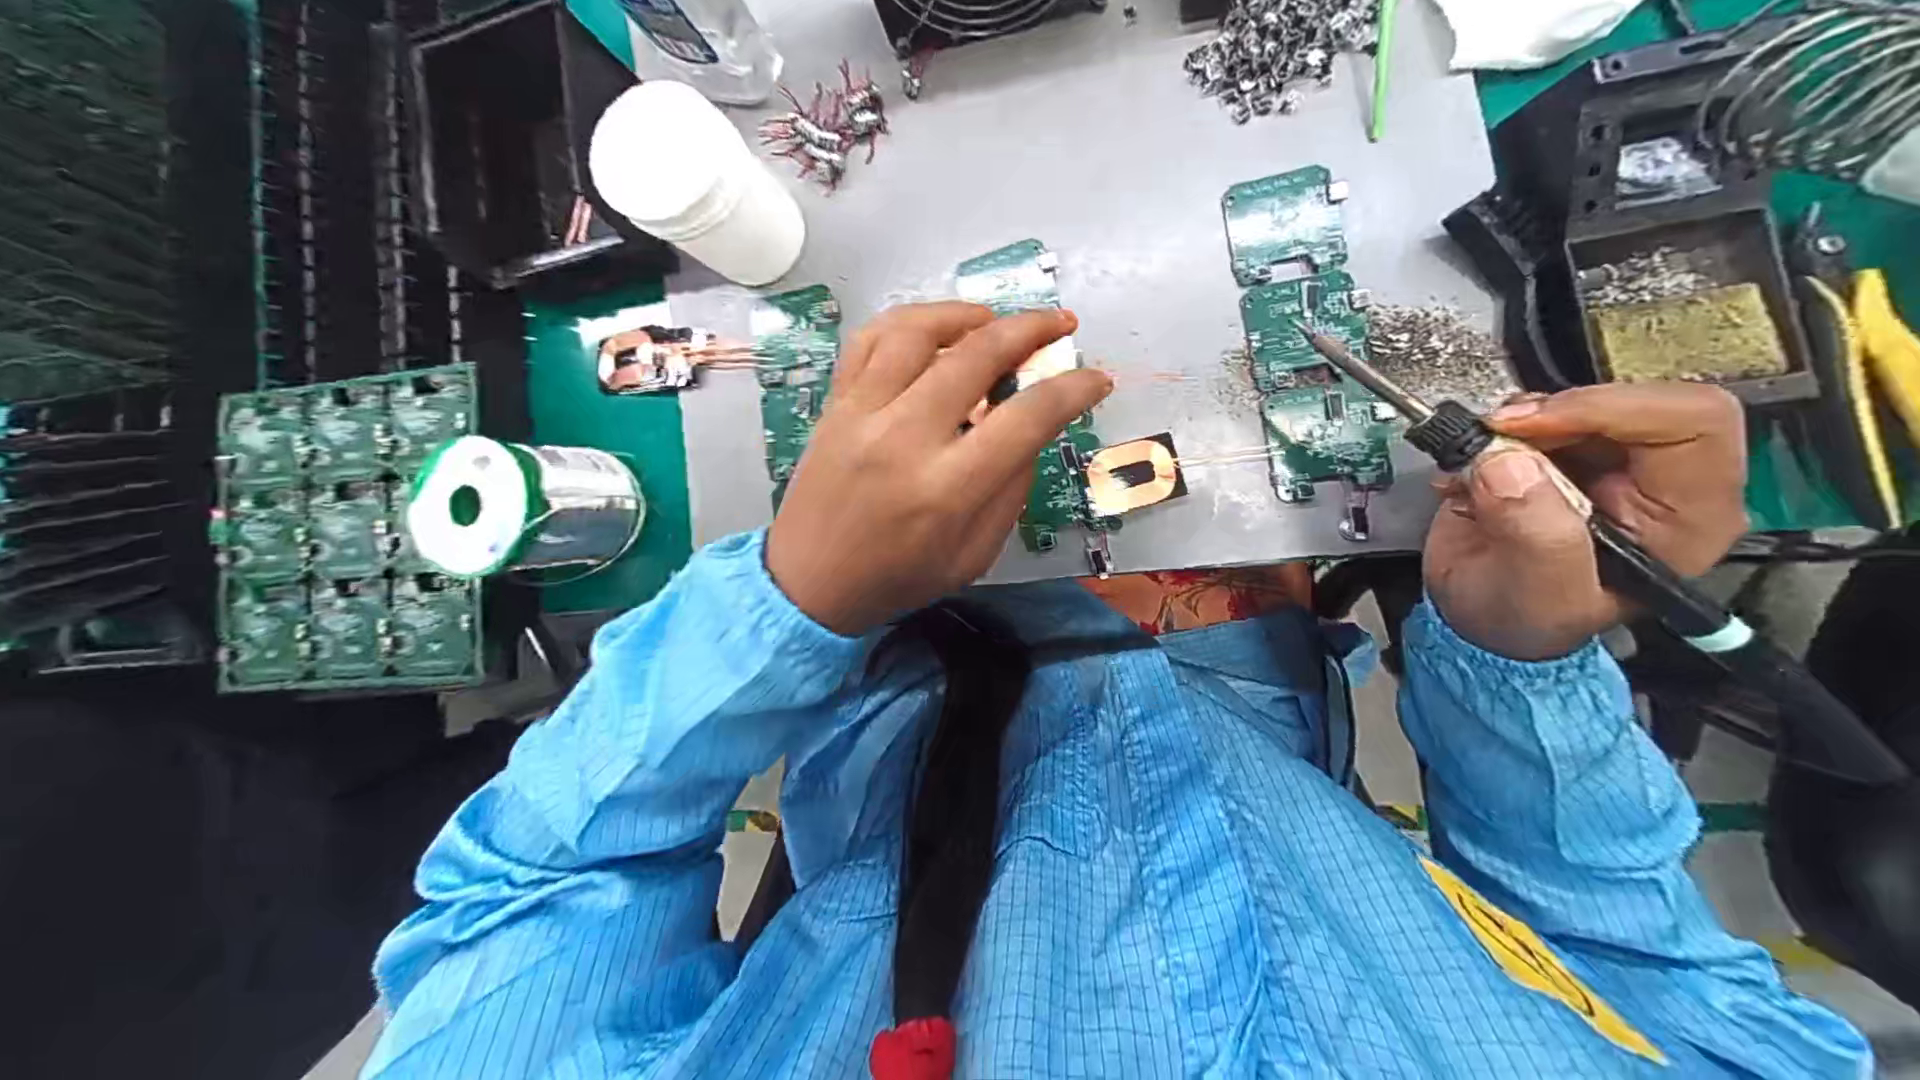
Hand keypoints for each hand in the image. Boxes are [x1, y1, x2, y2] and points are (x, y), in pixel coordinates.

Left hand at [766, 302, 1112, 635]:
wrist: (810, 584)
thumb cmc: (898, 579)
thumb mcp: (974, 556)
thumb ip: (1010, 490)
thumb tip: (1033, 429)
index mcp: (947, 489)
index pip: (1026, 419)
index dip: (1072, 390)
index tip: (1095, 378)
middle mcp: (905, 439)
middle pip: (976, 357)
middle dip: (1031, 329)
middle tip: (1060, 324)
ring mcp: (862, 415)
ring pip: (918, 332)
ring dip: (967, 314)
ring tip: (995, 321)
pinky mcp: (835, 405)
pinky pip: (869, 340)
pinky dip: (909, 322)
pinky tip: (935, 330)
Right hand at [1423, 382, 1747, 660]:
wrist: (1479, 618)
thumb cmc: (1523, 620)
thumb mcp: (1536, 595)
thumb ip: (1537, 537)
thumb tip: (1507, 465)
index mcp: (1685, 516)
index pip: (1690, 422)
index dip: (1609, 409)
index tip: (1527, 425)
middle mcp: (1657, 481)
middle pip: (1631, 403)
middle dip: (1552, 415)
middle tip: (1490, 437)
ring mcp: (1605, 465)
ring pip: (1576, 405)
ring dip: (1511, 426)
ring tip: (1472, 466)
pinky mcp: (1557, 456)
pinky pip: (1532, 418)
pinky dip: (1488, 435)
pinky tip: (1467, 472)